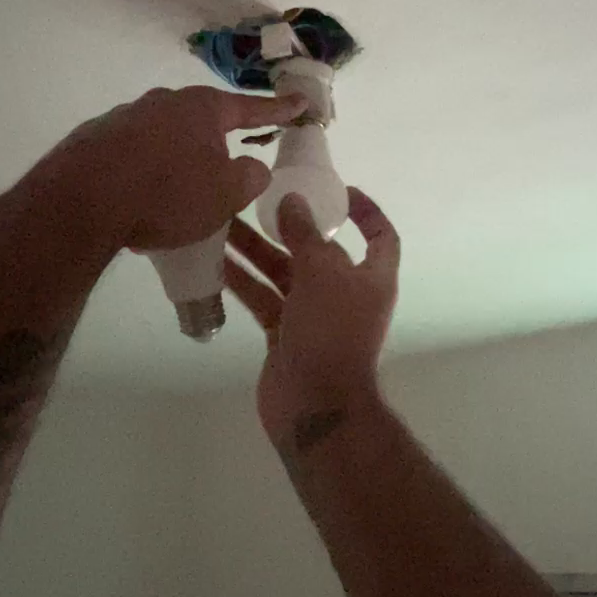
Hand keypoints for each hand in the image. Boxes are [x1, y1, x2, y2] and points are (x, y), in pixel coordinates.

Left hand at [12, 86, 305, 259]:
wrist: (79, 204)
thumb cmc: (166, 195)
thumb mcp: (225, 194)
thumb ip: (249, 177)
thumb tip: (252, 169)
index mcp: (202, 109)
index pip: (251, 108)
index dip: (278, 110)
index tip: (299, 103)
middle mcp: (162, 103)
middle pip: (202, 120)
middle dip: (218, 140)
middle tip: (226, 167)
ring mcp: (122, 118)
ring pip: (164, 137)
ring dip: (177, 158)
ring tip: (178, 193)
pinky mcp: (91, 141)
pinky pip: (132, 154)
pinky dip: (144, 170)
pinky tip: (140, 198)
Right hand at [223, 188, 400, 442]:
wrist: (315, 405)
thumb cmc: (331, 332)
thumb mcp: (322, 275)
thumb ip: (305, 236)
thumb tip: (292, 202)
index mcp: (372, 277)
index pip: (380, 235)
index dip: (366, 211)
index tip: (339, 191)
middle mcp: (346, 293)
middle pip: (319, 251)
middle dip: (290, 227)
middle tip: (258, 202)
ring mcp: (314, 315)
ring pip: (285, 273)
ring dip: (257, 251)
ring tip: (222, 225)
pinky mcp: (286, 334)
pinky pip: (265, 298)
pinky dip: (245, 282)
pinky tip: (215, 264)